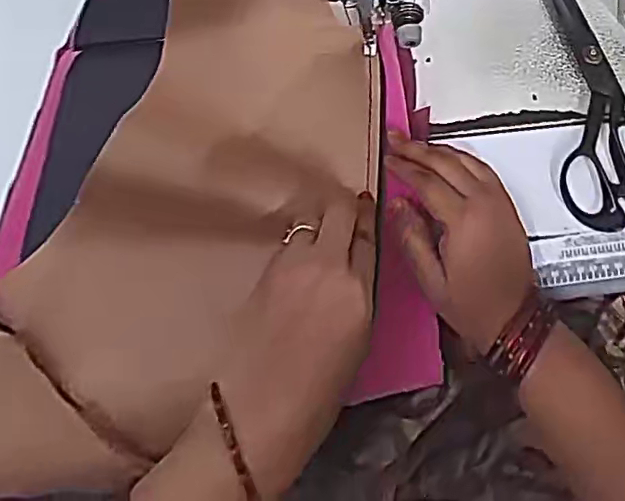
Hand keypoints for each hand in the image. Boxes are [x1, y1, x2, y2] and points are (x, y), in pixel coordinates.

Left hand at [212, 193, 376, 496]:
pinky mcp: (266, 268)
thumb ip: (359, 294)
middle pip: (340, 209)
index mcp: (360, 293)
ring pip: (311, 217)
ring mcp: (294, 264)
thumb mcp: (358, 343)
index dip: (369, 220)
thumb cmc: (315, 397)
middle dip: (344, 207)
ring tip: (318, 235)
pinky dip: (297, 239)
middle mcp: (329, 268)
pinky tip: (297, 258)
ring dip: (318, 220)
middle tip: (344, 214)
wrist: (254, 416)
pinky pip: (290, 239)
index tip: (367, 212)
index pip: (370, 235)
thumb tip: (355, 266)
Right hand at [387, 136, 536, 351]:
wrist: (515, 320)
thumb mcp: (432, 281)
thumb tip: (398, 204)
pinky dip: (461, 156)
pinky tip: (448, 157)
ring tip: (416, 145)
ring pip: (466, 159)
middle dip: (417, 149)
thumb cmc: (475, 306)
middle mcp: (484, 203)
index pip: (427, 181)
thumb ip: (412, 238)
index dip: (405, 167)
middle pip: (446, 162)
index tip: (389, 159)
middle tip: (396, 140)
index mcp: (464, 220)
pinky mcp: (507, 204)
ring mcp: (499, 201)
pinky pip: (482, 168)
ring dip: (439, 149)